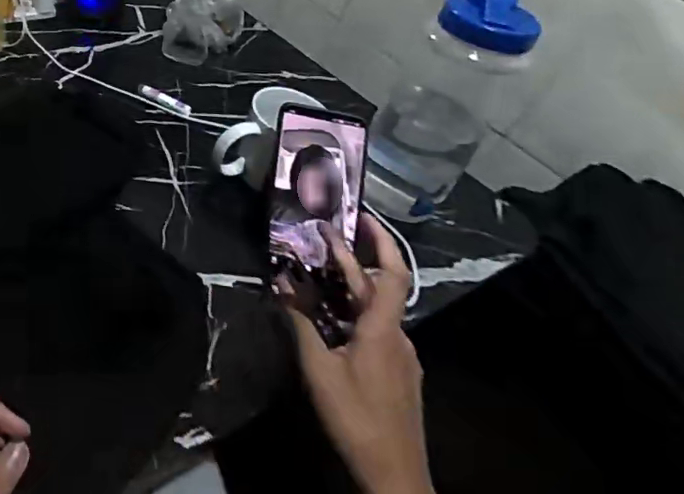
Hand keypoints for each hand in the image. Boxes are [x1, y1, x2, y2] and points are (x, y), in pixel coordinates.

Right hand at [283, 214, 433, 493]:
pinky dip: (356, 314)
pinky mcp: (399, 374)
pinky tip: (335, 322)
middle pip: (379, 287)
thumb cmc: (356, 418)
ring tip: (323, 275)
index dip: (381, 240)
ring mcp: (402, 357)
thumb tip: (281, 286)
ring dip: (352, 288)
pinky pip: (377, 330)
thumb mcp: (319, 370)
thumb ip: (300, 325)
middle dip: (354, 259)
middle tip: (328, 235)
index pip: (392, 273)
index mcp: (383, 329)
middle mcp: (398, 336)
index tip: (360, 216)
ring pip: (377, 311)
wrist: (395, 477)